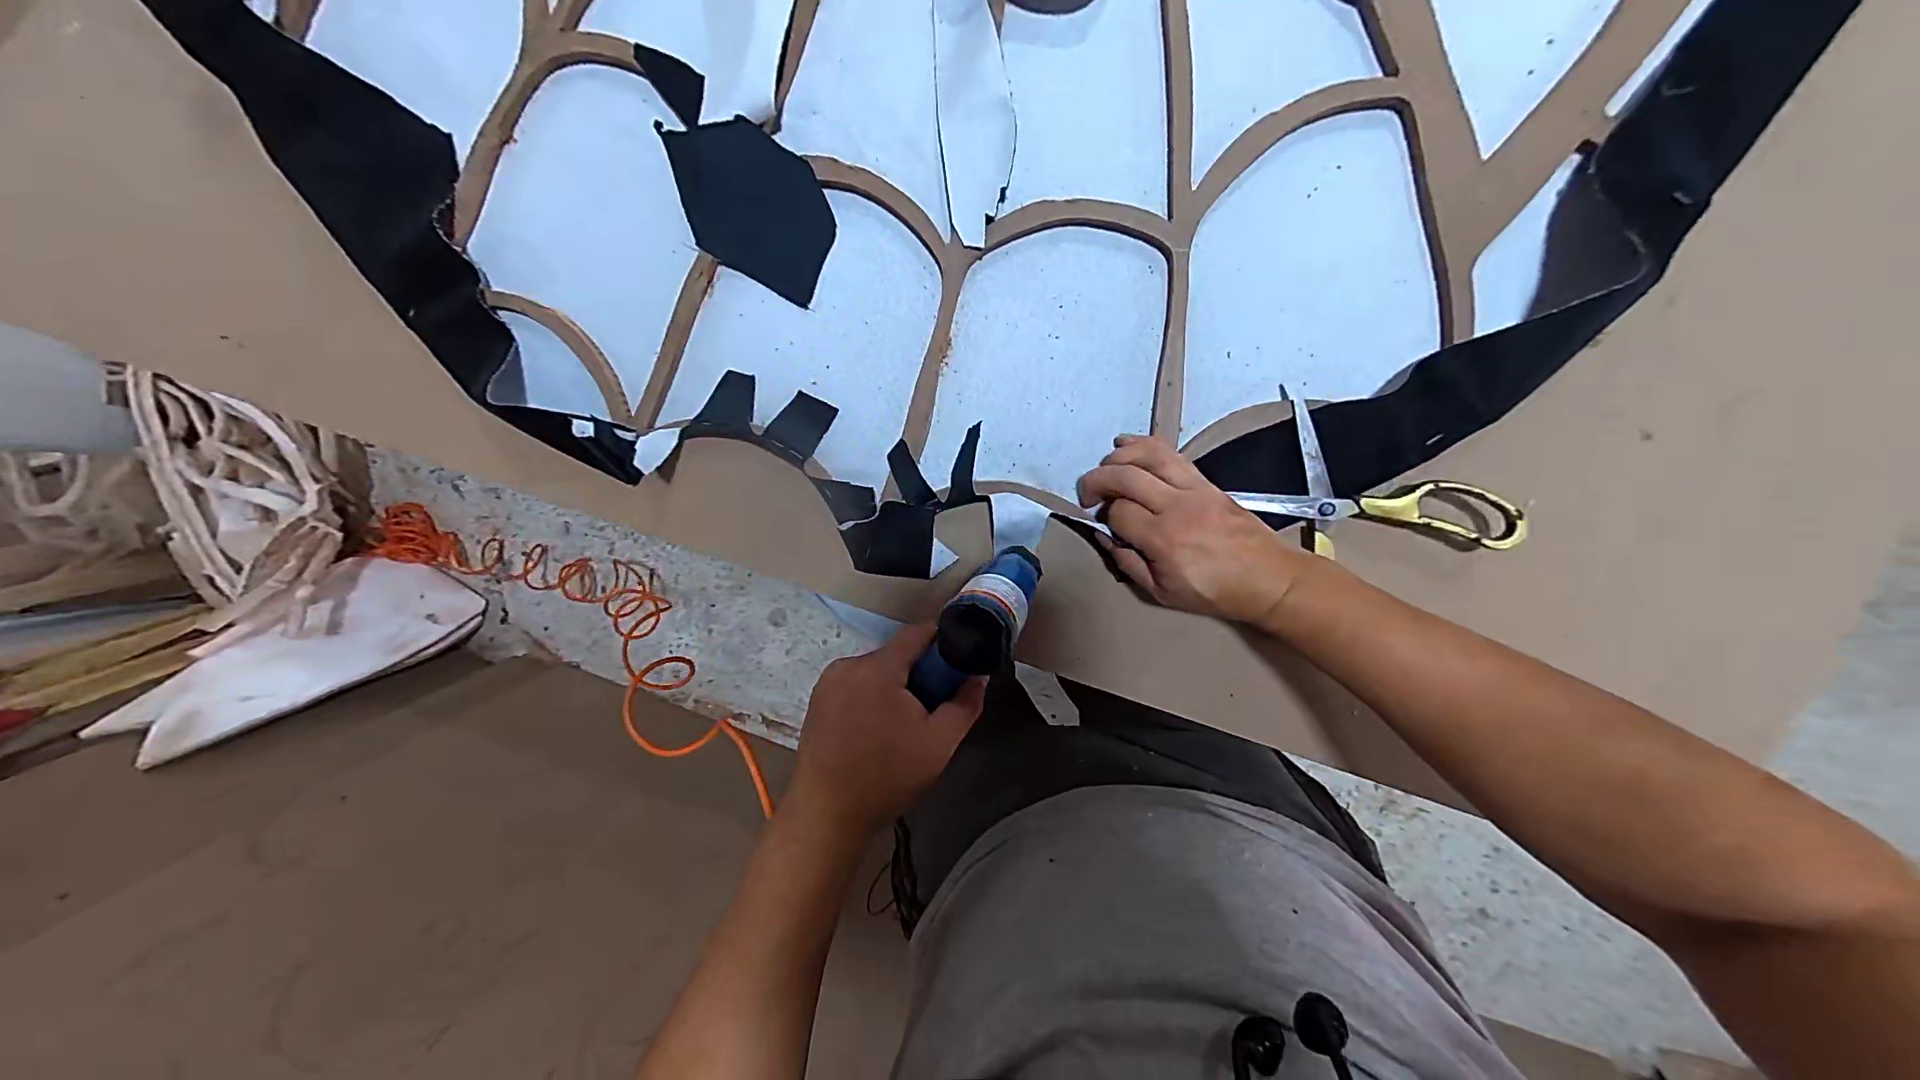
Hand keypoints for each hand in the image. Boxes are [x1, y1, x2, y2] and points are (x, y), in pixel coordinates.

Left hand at [789, 623, 985, 830]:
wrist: (826, 815)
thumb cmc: (886, 777)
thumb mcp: (939, 744)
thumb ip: (964, 705)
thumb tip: (977, 677)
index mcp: (877, 668)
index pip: (918, 633)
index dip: (944, 641)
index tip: (960, 664)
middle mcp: (848, 666)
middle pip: (896, 655)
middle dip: (920, 673)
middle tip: (934, 707)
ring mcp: (828, 683)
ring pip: (875, 671)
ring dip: (895, 687)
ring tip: (905, 725)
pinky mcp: (817, 702)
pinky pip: (856, 686)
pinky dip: (872, 697)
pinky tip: (878, 731)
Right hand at [1076, 434, 1322, 627]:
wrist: (1268, 578)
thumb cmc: (1216, 592)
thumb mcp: (1163, 593)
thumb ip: (1128, 563)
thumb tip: (1105, 538)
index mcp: (1164, 539)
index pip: (1118, 511)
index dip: (1103, 516)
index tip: (1104, 525)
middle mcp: (1177, 507)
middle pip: (1125, 475)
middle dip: (1096, 480)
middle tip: (1088, 494)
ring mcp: (1194, 489)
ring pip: (1148, 454)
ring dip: (1118, 455)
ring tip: (1104, 466)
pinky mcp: (1206, 482)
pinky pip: (1171, 453)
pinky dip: (1144, 444)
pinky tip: (1126, 445)